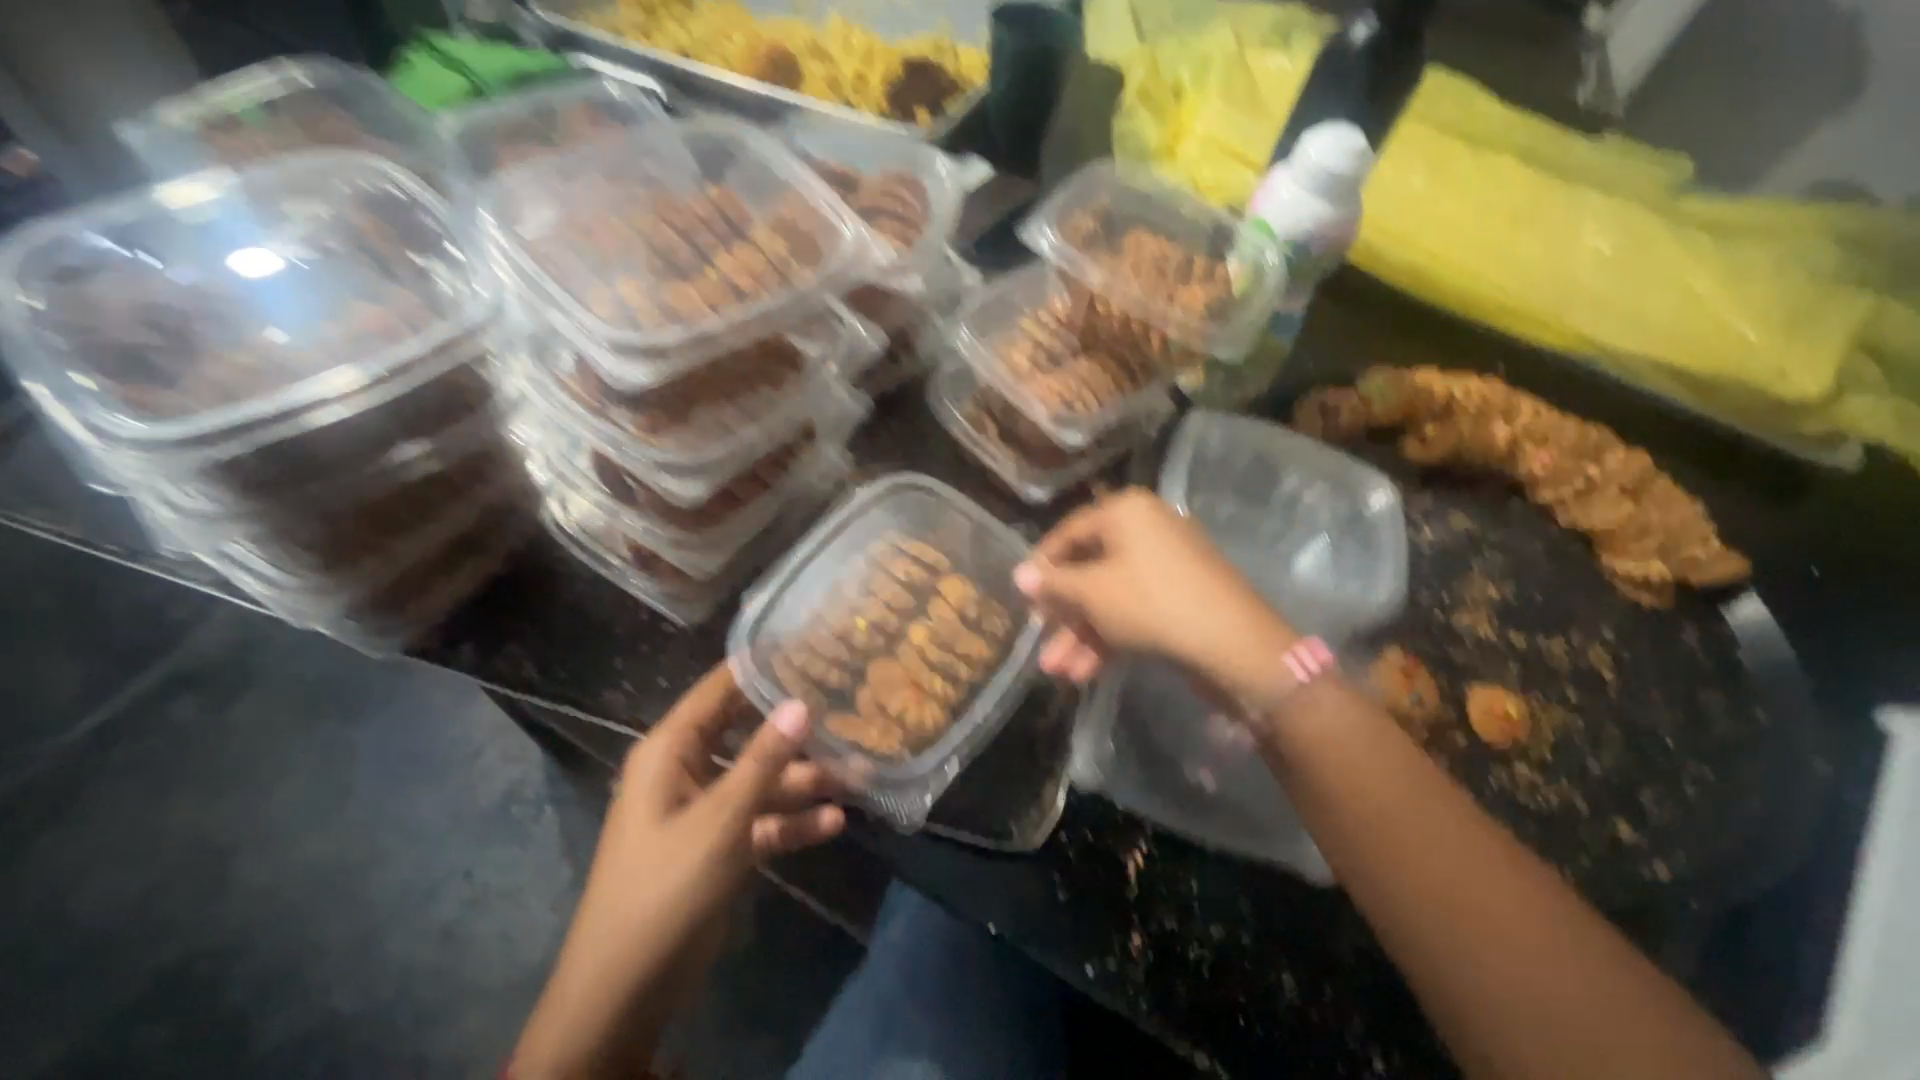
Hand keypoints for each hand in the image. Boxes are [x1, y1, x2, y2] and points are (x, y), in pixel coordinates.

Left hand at [511, 665, 844, 1078]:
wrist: (627, 983)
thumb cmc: (667, 884)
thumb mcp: (721, 819)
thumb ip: (763, 760)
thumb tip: (800, 702)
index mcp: (669, 751)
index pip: (718, 692)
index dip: (760, 670)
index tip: (812, 648)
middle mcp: (685, 772)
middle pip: (746, 736)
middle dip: (794, 730)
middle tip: (850, 708)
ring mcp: (702, 812)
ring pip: (759, 782)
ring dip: (803, 781)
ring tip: (861, 773)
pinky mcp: (717, 850)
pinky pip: (759, 822)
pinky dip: (791, 822)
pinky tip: (835, 822)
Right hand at [1013, 488, 1297, 706]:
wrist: (1233, 644)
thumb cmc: (1151, 604)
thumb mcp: (1092, 593)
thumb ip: (1053, 584)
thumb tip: (1019, 574)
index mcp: (1126, 512)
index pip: (1069, 532)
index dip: (1042, 566)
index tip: (1022, 598)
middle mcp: (1147, 530)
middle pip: (1090, 570)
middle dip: (1063, 615)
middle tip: (1040, 643)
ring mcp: (1167, 566)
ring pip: (1110, 598)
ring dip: (1082, 635)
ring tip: (1057, 673)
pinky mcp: (1180, 599)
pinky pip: (1133, 612)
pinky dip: (1109, 638)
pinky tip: (1085, 674)